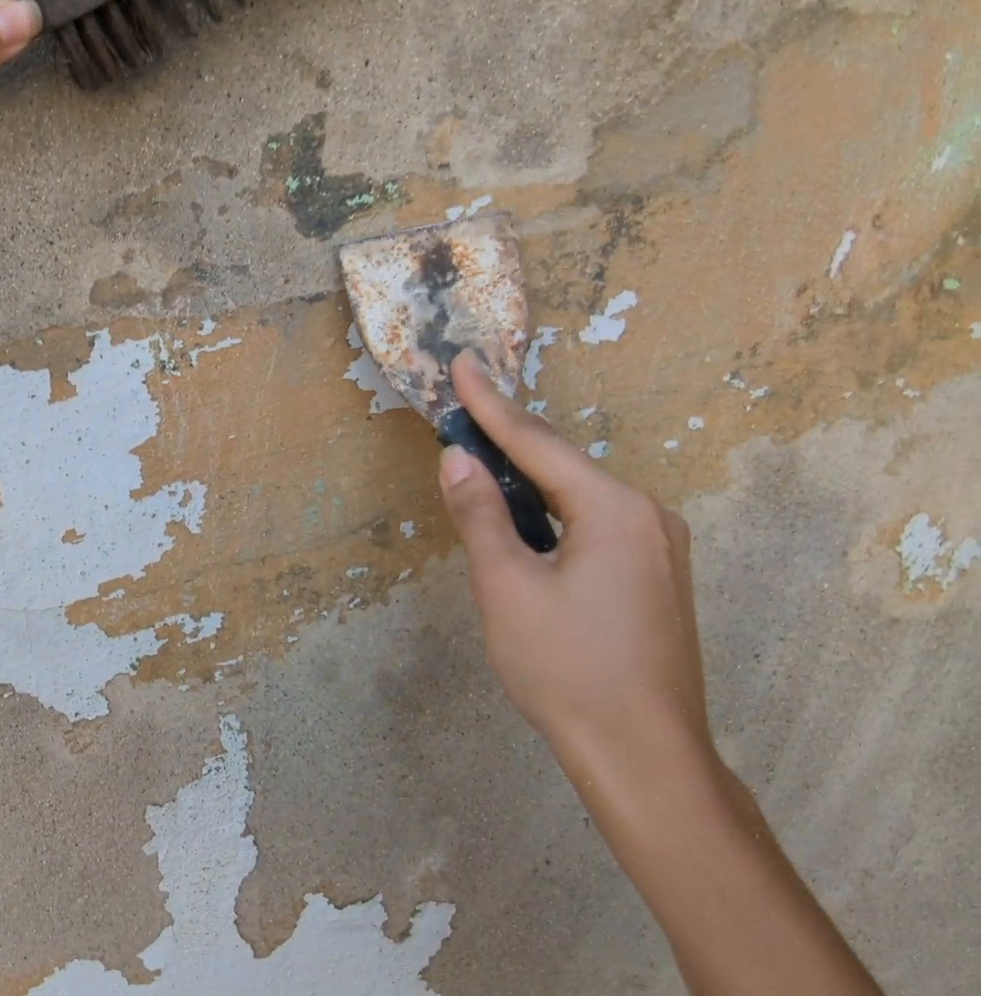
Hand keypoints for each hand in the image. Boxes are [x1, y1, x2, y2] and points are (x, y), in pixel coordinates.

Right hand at [436, 352, 709, 766]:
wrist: (642, 752)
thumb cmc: (566, 667)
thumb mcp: (507, 586)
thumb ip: (480, 515)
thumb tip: (457, 457)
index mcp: (614, 510)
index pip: (536, 443)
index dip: (491, 404)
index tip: (463, 362)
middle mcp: (647, 516)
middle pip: (562, 463)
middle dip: (508, 435)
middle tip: (463, 403)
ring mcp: (659, 548)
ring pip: (577, 494)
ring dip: (526, 474)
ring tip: (480, 454)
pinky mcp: (654, 576)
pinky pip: (592, 521)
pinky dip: (549, 508)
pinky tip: (522, 515)